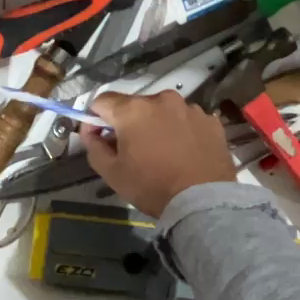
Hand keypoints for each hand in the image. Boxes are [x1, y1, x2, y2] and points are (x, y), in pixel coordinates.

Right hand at [80, 90, 238, 217]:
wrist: (202, 200)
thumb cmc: (151, 186)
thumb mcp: (111, 173)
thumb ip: (93, 146)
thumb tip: (90, 130)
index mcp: (133, 110)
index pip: (102, 100)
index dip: (95, 118)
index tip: (99, 137)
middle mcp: (162, 100)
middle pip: (134, 105)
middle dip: (127, 123)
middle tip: (132, 150)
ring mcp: (189, 108)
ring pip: (162, 111)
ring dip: (155, 124)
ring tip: (161, 151)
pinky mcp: (210, 120)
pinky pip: (185, 119)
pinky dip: (179, 130)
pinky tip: (182, 152)